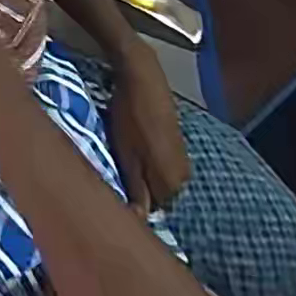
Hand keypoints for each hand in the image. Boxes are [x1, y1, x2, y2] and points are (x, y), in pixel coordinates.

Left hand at [108, 43, 189, 213]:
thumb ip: (136, 189)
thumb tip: (140, 220)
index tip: (111, 185)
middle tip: (111, 166)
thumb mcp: (127, 155)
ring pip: (155, 174)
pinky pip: (157, 159)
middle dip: (135, 184)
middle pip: (156, 192)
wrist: (141, 76)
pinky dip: (143, 155)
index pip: (153, 209)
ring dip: (138, 168)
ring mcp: (182, 157)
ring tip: (116, 151)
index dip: (131, 199)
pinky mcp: (176, 141)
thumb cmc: (130, 115)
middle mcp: (184, 176)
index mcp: (173, 184)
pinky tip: (128, 140)